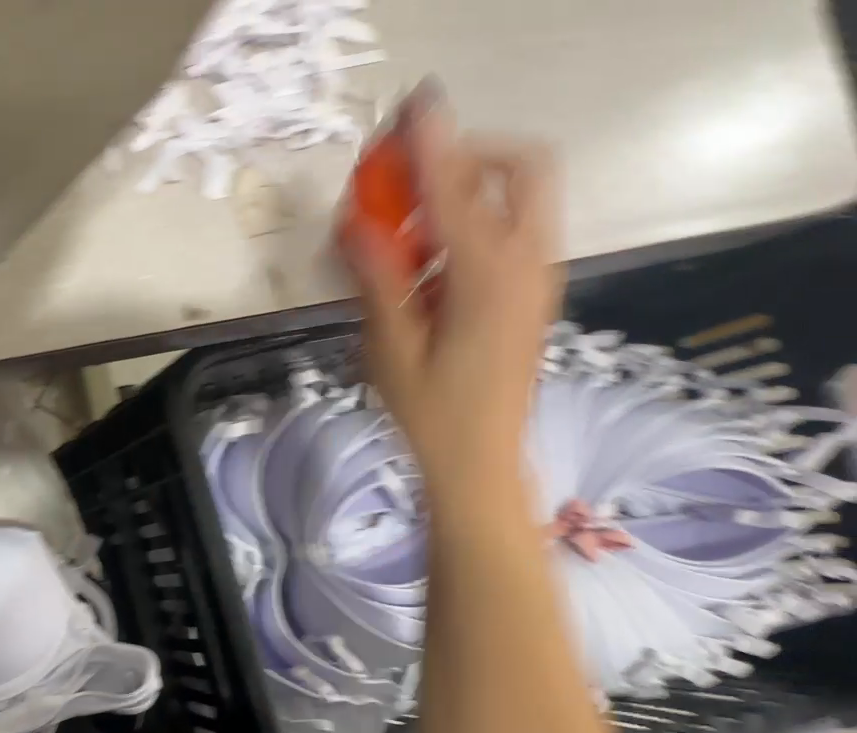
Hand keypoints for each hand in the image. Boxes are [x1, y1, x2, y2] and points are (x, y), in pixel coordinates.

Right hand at [342, 90, 562, 506]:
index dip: (430, 147)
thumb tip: (356, 222)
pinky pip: (509, 230)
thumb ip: (378, 278)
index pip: (458, 191)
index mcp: (489, 276)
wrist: (480, 461)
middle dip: (467, 156)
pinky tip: (425, 259)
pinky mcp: (529, 291)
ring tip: (405, 224)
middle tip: (409, 177)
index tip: (410, 111)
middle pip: (520, 169)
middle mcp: (527, 263)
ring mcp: (536, 276)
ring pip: (517, 198)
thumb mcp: (390, 348)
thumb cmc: (429, 414)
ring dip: (465, 190)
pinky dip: (469, 222)